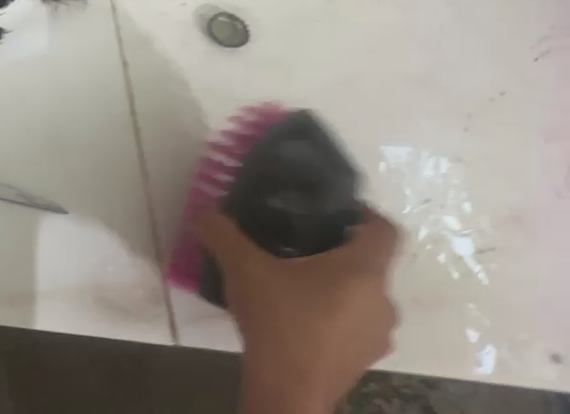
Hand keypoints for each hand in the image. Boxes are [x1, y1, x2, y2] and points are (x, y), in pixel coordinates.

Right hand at [201, 207, 400, 413]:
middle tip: (290, 241)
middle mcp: (382, 300)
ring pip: (359, 294)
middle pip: (367, 263)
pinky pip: (352, 320)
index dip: (363, 212)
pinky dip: (327, 309)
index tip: (332, 205)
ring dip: (329, 282)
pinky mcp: (365, 355)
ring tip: (286, 278)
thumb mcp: (239, 265)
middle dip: (331, 249)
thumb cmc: (277, 319)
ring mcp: (379, 333)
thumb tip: (208, 213)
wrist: (290, 387)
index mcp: (362, 272)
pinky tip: (290, 312)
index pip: (383, 231)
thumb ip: (222, 231)